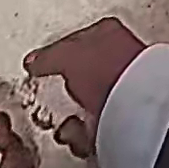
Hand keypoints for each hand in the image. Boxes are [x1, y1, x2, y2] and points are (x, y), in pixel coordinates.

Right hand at [24, 17, 146, 157]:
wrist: (136, 105)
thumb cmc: (110, 67)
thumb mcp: (70, 56)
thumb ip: (49, 57)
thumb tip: (32, 61)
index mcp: (107, 32)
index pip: (74, 40)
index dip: (55, 55)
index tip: (40, 67)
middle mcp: (118, 55)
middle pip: (81, 74)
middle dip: (65, 93)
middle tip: (55, 102)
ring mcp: (123, 86)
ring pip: (86, 104)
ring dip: (73, 121)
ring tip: (72, 126)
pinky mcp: (124, 116)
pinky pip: (95, 127)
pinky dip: (84, 135)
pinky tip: (83, 136)